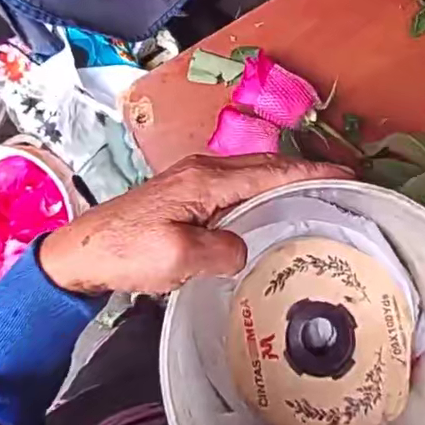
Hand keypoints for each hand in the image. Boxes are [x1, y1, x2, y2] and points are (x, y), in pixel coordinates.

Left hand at [38, 154, 352, 294]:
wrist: (78, 252)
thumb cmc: (125, 253)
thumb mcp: (176, 259)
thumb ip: (220, 250)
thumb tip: (242, 246)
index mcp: (208, 180)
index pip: (272, 172)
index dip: (311, 172)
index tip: (346, 173)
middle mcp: (205, 169)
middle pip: (267, 164)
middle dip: (305, 169)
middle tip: (339, 183)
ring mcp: (194, 176)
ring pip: (252, 171)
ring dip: (285, 177)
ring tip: (313, 192)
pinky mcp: (185, 188)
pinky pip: (237, 182)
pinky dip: (263, 186)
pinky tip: (268, 204)